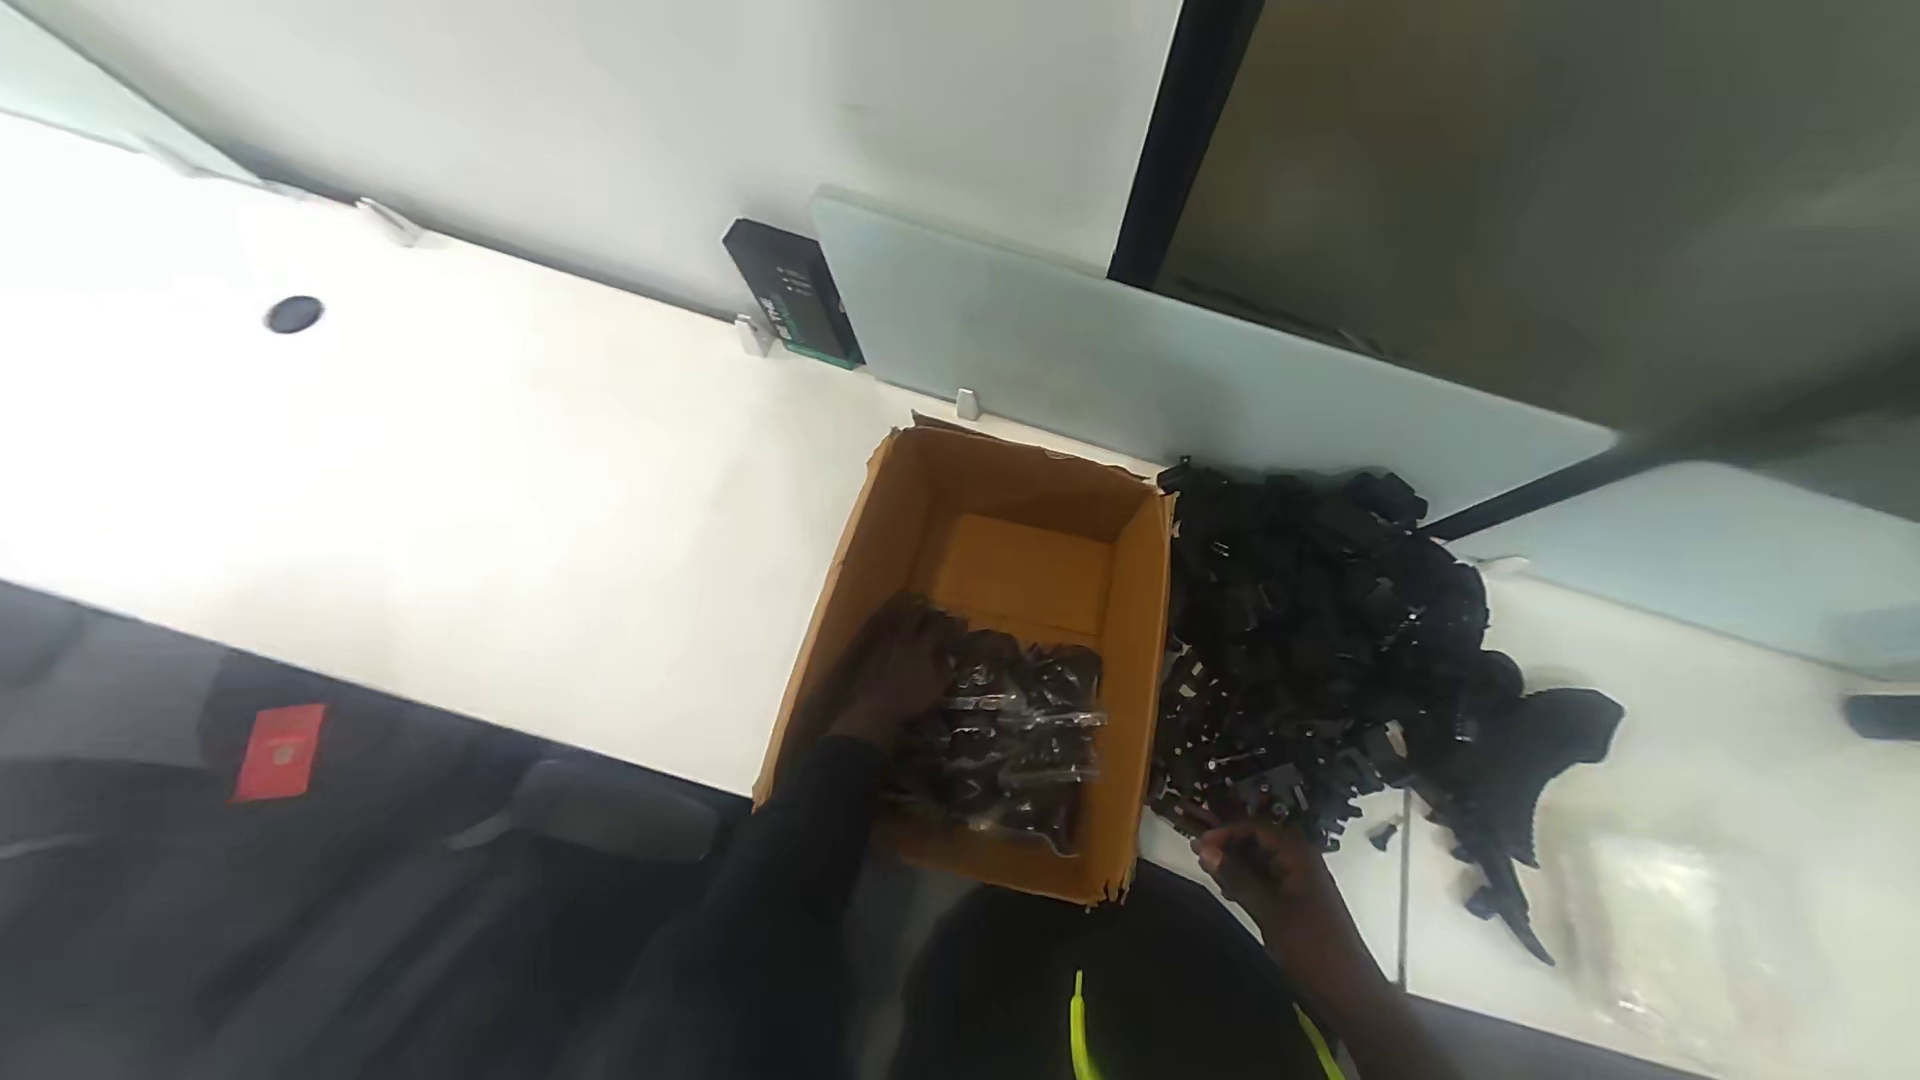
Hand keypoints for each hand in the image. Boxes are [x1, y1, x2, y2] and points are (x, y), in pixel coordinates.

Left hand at [825, 598, 961, 750]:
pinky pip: (882, 629)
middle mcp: (904, 638)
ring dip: (907, 613)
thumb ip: (944, 672)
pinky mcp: (872, 648)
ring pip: (897, 618)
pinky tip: (892, 629)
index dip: (951, 623)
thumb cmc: (909, 699)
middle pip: (916, 615)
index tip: (960, 621)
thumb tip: (950, 658)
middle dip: (926, 610)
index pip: (940, 628)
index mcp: (922, 646)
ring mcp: (886, 641)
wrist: (874, 705)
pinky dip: (890, 625)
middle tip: (934, 610)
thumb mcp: (935, 689)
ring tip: (913, 611)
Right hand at [1194, 822, 1385, 995]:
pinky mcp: (1295, 901)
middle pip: (1257, 842)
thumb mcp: (1268, 909)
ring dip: (1235, 867)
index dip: (1226, 832)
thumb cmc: (1310, 945)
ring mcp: (1297, 882)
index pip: (1256, 828)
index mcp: (1297, 855)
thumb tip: (1203, 849)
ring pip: (1258, 862)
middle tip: (1201, 860)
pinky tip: (1230, 893)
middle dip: (1228, 848)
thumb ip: (1235, 876)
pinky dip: (1246, 883)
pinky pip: (1265, 880)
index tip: (1199, 844)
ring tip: (1212, 876)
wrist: (1349, 994)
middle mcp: (1298, 862)